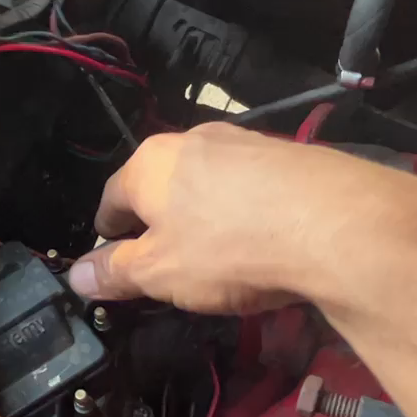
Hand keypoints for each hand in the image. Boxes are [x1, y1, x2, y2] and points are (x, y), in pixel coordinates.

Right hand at [67, 122, 416, 316]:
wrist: (339, 225)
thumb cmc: (229, 247)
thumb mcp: (159, 273)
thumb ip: (115, 272)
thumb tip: (77, 276)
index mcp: (149, 164)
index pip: (111, 197)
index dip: (106, 231)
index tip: (109, 254)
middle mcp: (193, 140)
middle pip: (160, 185)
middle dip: (156, 222)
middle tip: (162, 260)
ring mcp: (245, 143)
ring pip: (206, 183)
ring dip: (201, 215)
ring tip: (213, 254)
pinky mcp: (290, 155)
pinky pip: (250, 186)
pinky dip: (244, 211)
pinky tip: (260, 242)